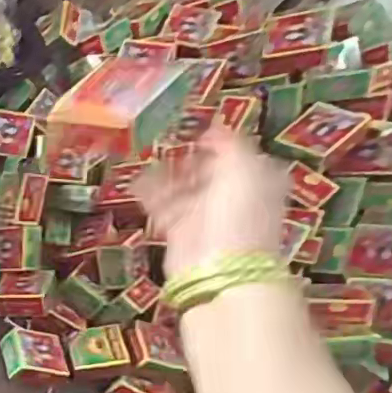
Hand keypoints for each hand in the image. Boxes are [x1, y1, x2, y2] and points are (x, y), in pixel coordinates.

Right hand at [137, 128, 288, 278]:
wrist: (217, 264)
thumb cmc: (237, 212)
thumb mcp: (242, 167)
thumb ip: (228, 143)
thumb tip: (214, 127)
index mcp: (256, 177)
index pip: (236, 153)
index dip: (216, 142)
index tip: (193, 131)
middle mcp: (232, 195)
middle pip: (205, 170)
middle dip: (184, 159)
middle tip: (161, 144)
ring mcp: (205, 214)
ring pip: (181, 187)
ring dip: (162, 175)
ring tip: (143, 162)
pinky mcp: (179, 231)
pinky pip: (162, 206)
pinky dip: (149, 195)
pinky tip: (135, 183)